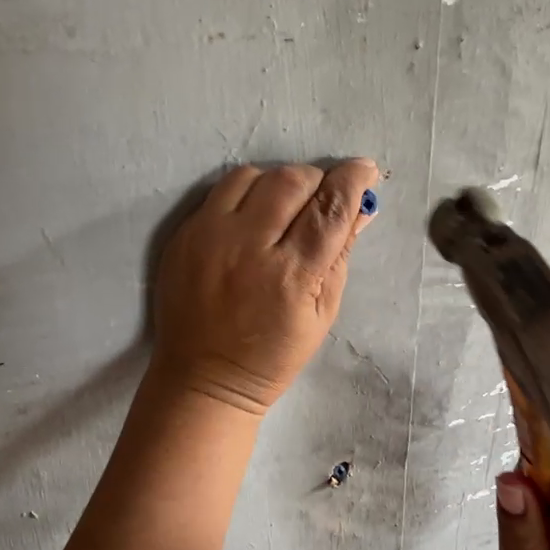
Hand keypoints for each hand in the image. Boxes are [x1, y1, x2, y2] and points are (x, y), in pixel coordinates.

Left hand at [150, 159, 380, 416]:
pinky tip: (251, 219)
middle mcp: (249, 247)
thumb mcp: (322, 313)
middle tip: (322, 200)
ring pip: (253, 176)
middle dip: (316, 181)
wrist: (204, 378)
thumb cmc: (273, 354)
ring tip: (283, 209)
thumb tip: (361, 208)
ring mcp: (210, 237)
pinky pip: (220, 191)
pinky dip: (244, 195)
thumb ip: (340, 255)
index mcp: (291, 274)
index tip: (366, 170)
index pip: (331, 208)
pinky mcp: (184, 235)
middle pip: (292, 180)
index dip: (353, 181)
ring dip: (278, 183)